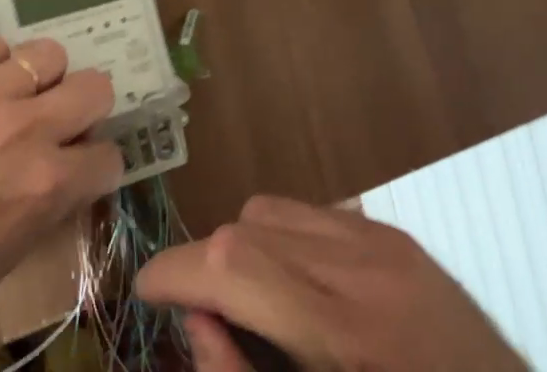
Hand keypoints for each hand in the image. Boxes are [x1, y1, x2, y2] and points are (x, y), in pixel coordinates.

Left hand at [0, 35, 121, 371]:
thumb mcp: (1, 263)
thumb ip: (42, 209)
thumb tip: (59, 180)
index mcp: (46, 187)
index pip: (109, 156)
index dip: (96, 167)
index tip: (82, 171)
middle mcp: (24, 130)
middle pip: (94, 87)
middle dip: (85, 111)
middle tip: (60, 127)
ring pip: (46, 54)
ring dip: (42, 79)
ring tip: (18, 99)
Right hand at [137, 195, 523, 370]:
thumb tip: (192, 318)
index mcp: (347, 335)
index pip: (233, 264)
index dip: (174, 271)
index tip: (147, 294)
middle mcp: (366, 270)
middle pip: (246, 230)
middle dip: (204, 267)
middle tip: (202, 315)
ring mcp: (387, 245)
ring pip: (271, 211)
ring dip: (243, 248)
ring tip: (255, 302)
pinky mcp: (399, 239)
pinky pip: (312, 214)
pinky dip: (282, 240)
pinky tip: (299, 288)